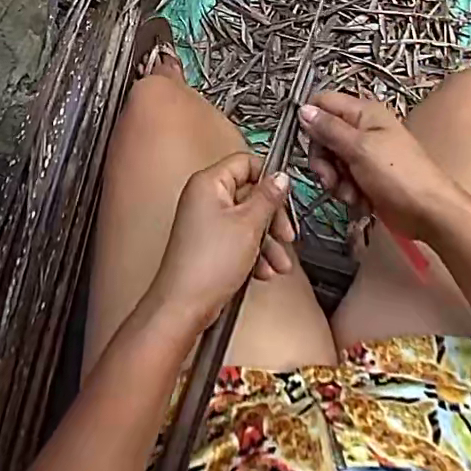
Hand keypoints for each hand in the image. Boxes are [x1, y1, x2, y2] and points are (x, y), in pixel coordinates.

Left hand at [145, 153, 295, 327]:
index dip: (268, 178)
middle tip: (286, 234)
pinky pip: (238, 239)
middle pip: (250, 194)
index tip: (285, 196)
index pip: (245, 163)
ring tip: (279, 263)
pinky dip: (254, 253)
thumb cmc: (206, 265)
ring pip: (247, 220)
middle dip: (272, 218)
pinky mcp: (209, 244)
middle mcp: (205, 198)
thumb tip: (280, 177)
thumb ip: (268, 198)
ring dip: (267, 241)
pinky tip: (264, 271)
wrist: (184, 307)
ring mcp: (206, 221)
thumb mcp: (249, 225)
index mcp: (209, 183)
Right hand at [301, 91, 466, 241]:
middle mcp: (363, 129)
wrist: (430, 214)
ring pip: (331, 161)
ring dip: (335, 180)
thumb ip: (329, 128)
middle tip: (331, 177)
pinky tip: (360, 200)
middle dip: (324, 160)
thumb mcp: (360, 148)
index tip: (309, 142)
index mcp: (364, 112)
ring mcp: (365, 154)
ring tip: (350, 193)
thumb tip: (303, 109)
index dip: (311, 120)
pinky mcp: (366, 177)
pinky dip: (347, 191)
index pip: (324, 103)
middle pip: (323, 135)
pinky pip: (343, 179)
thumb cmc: (398, 174)